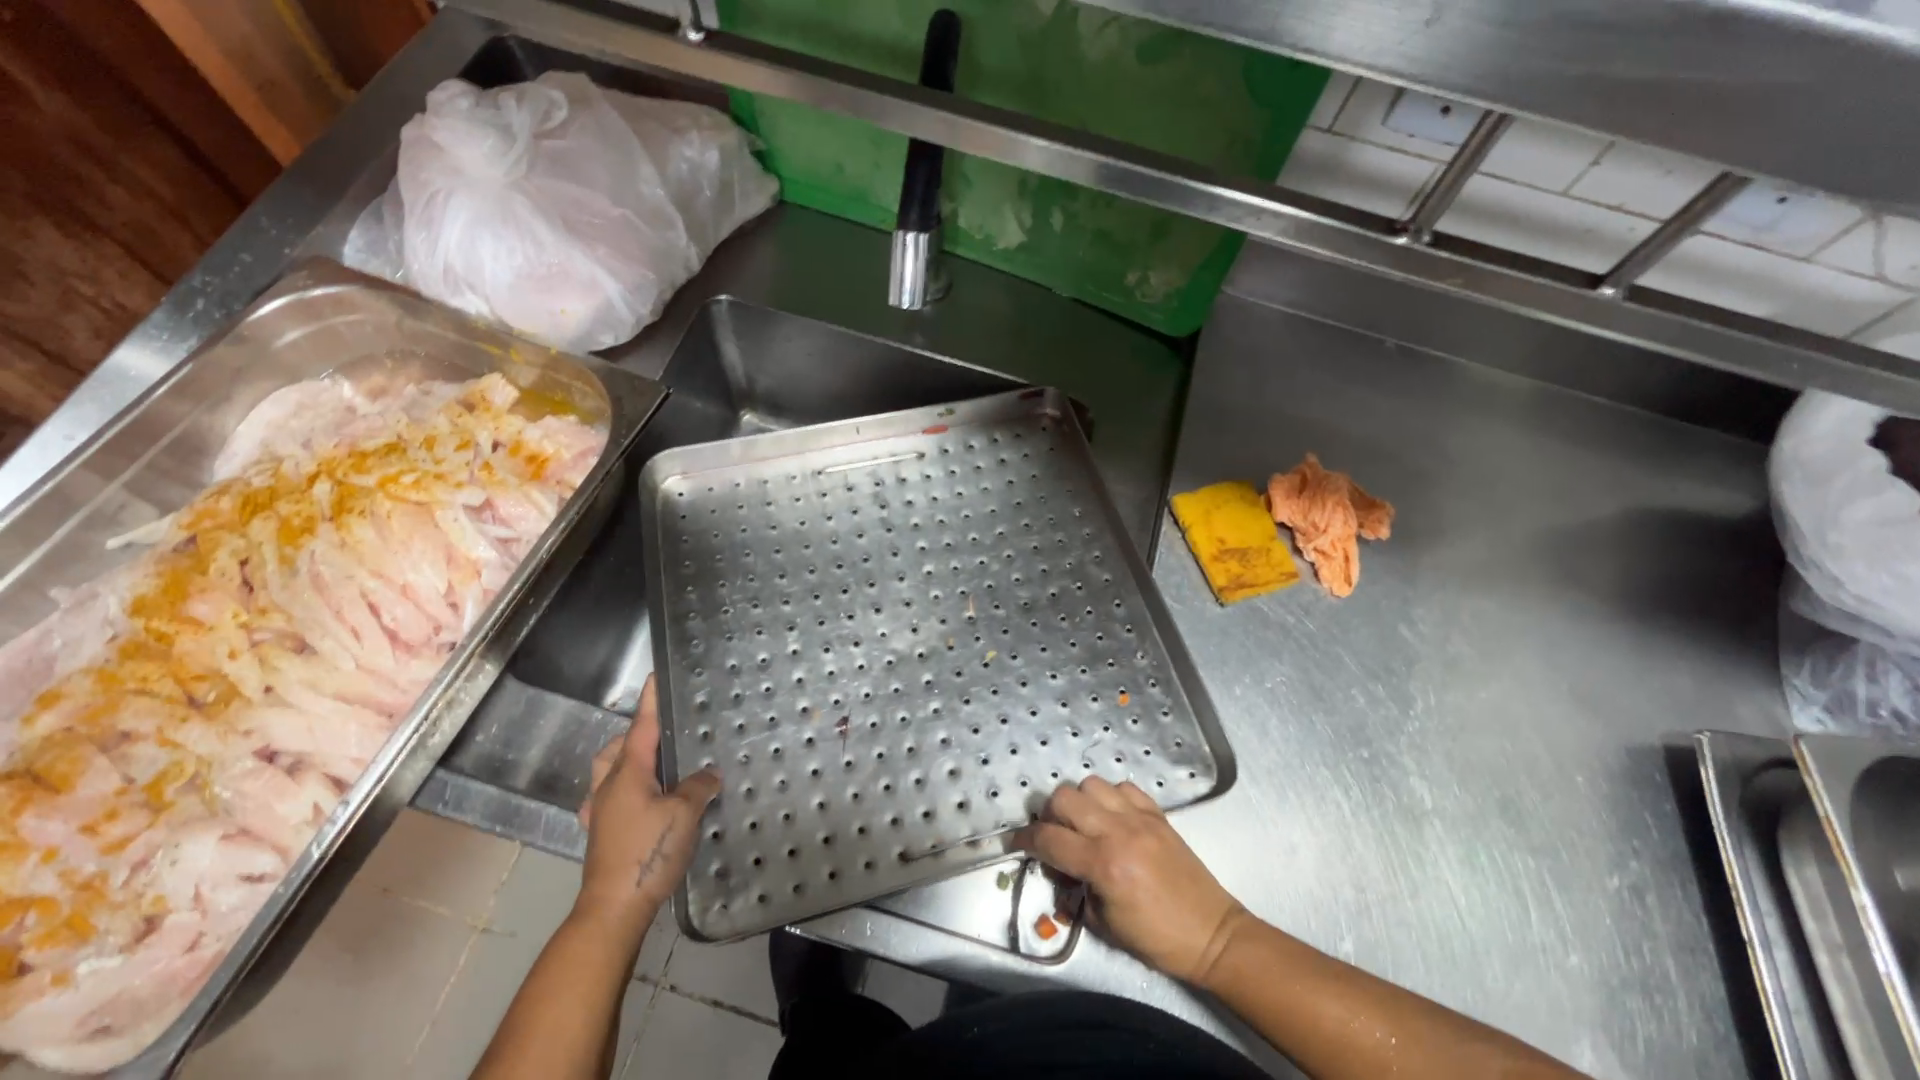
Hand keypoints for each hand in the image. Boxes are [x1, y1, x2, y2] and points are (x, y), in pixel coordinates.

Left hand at [575, 674, 719, 935]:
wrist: (614, 905)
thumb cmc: (647, 851)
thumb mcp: (684, 814)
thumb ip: (698, 787)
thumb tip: (709, 773)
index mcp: (627, 773)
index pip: (642, 728)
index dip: (651, 702)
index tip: (655, 677)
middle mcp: (608, 786)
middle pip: (617, 749)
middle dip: (636, 735)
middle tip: (665, 735)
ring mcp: (600, 812)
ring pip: (609, 774)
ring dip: (629, 764)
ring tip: (657, 769)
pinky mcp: (601, 835)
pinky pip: (610, 802)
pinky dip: (626, 795)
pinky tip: (642, 806)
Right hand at [1014, 776, 1249, 983]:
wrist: (1211, 934)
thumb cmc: (1155, 939)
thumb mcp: (1102, 924)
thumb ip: (1075, 891)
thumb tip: (1060, 870)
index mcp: (1104, 865)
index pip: (1049, 838)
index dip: (1025, 840)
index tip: (1018, 844)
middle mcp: (1119, 832)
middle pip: (1065, 798)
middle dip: (1050, 815)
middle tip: (1055, 836)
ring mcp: (1141, 819)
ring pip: (1092, 784)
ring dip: (1080, 802)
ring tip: (1084, 825)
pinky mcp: (1159, 815)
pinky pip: (1124, 788)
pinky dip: (1111, 798)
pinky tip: (1113, 819)